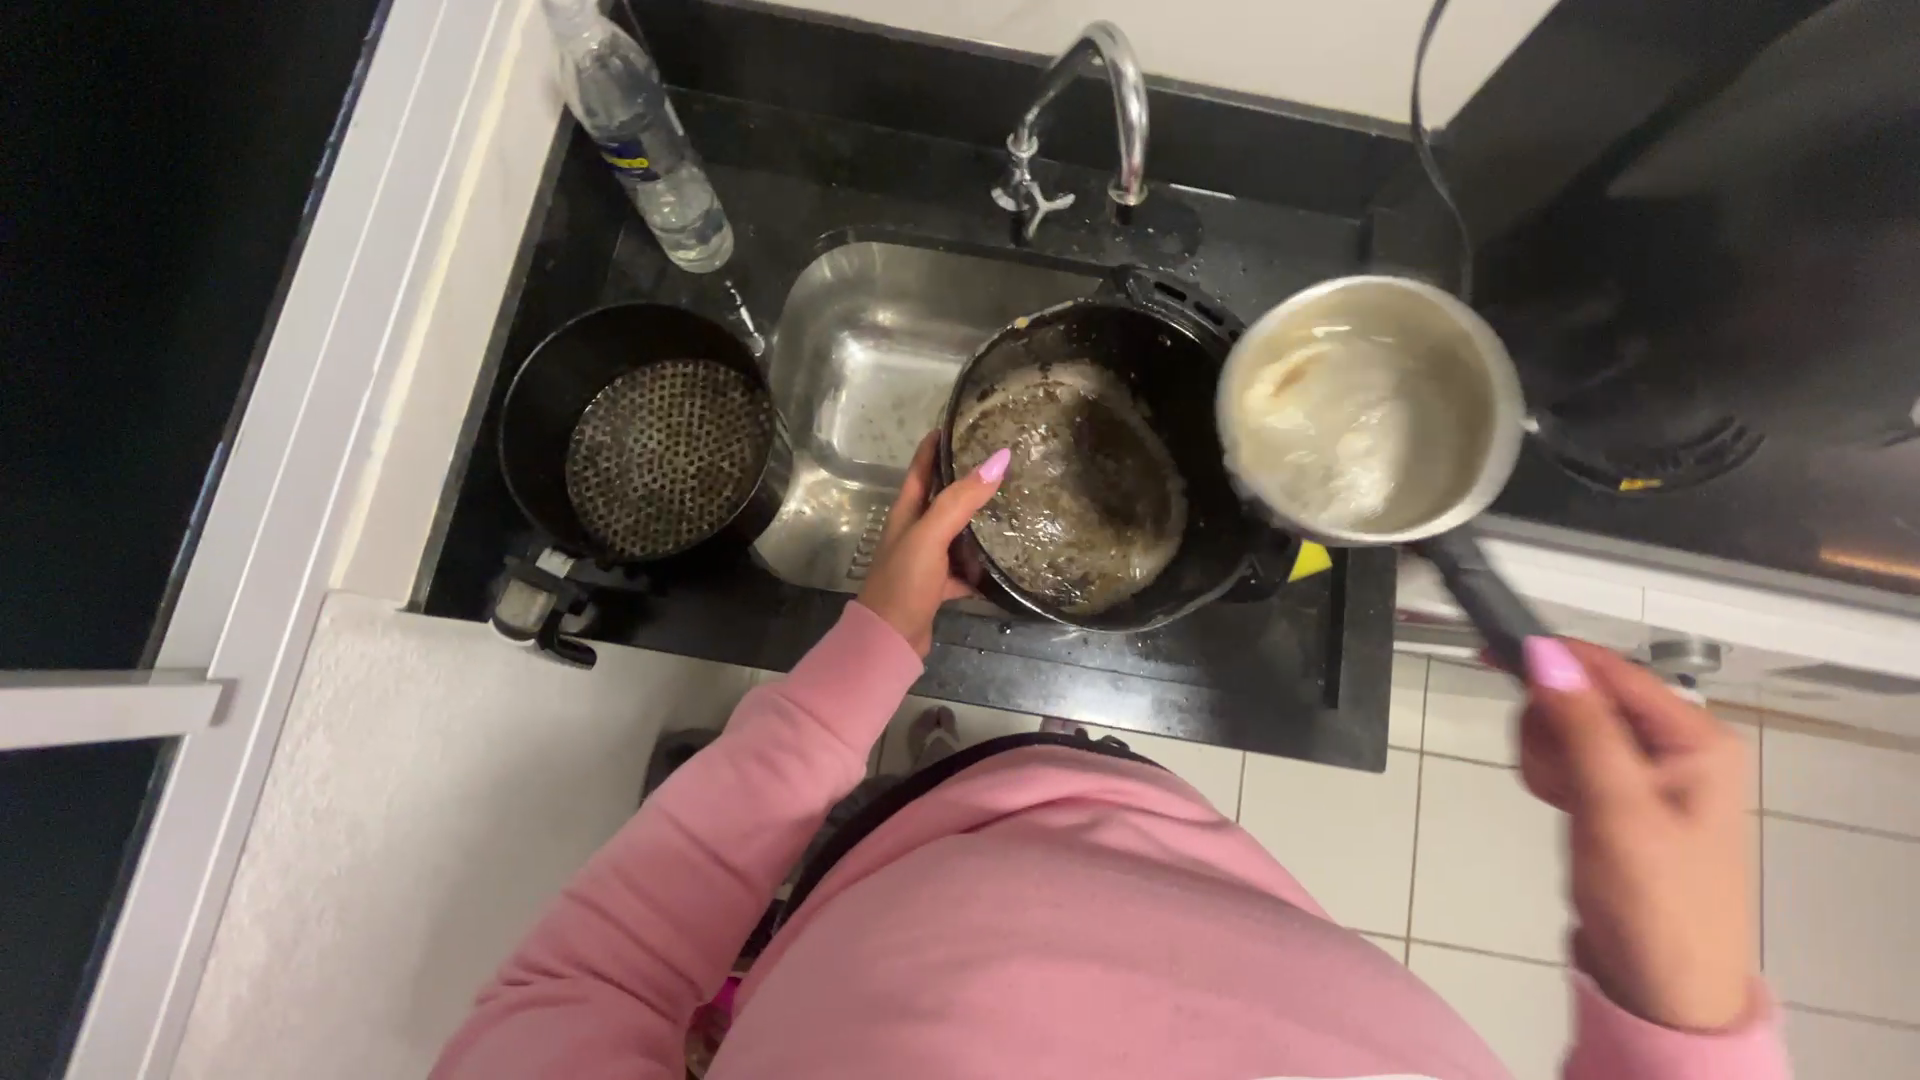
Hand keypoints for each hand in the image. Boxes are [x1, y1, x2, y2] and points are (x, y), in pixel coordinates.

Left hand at [855, 433, 1008, 656]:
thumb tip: (998, 459)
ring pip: (957, 534)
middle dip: (968, 481)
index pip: (921, 468)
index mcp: (906, 512)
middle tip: (1002, 463)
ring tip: (1012, 506)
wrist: (889, 639)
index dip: (937, 444)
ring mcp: (926, 560)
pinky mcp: (938, 586)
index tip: (960, 422)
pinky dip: (982, 567)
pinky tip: (1005, 563)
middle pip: (943, 498)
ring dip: (979, 523)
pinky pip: (964, 569)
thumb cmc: (904, 581)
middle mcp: (914, 531)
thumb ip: (961, 499)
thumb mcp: (931, 535)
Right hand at [1520, 637, 1755, 1032]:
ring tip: (1565, 801)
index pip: (1610, 669)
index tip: (1489, 650)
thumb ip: (1580, 724)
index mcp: (1693, 738)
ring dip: (1544, 756)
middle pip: (1578, 694)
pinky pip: (1560, 753)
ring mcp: (1641, 766)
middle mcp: (1671, 742)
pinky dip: (1548, 774)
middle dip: (1549, 727)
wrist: (1659, 978)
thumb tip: (1543, 653)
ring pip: (1560, 723)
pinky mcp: (1613, 787)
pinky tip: (1564, 806)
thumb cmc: (1653, 895)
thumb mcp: (1615, 805)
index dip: (1551, 656)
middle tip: (1556, 775)